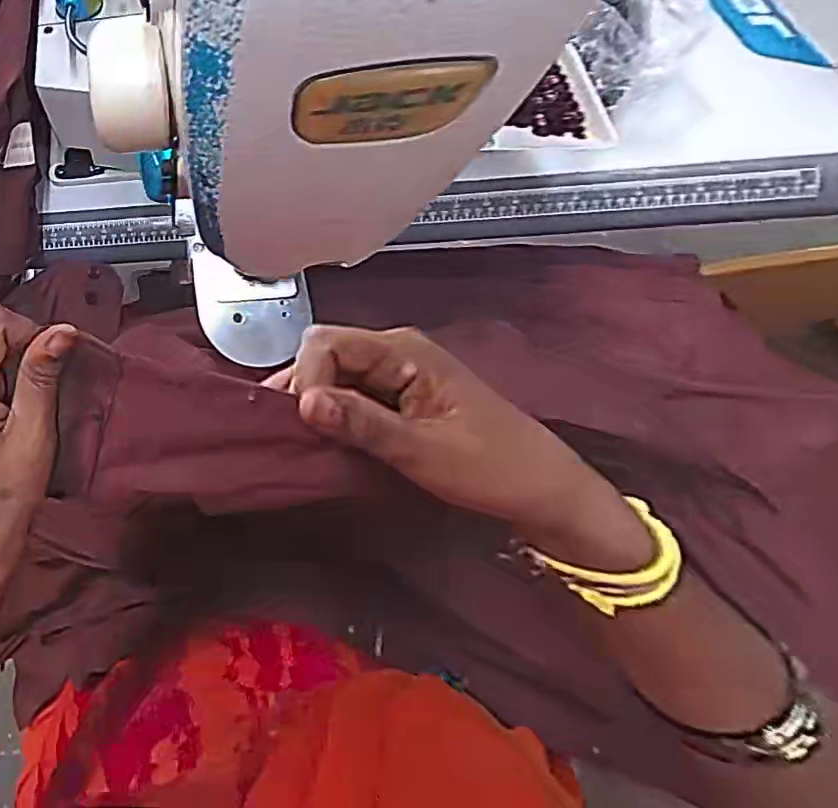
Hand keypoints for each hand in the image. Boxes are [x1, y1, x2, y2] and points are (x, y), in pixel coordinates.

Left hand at [0, 304, 77, 604]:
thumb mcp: (32, 432)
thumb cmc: (4, 499)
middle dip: (26, 351)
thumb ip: (42, 374)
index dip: (31, 333)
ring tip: (30, 409)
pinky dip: (9, 382)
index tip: (51, 365)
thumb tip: (61, 330)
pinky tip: (18, 414)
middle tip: (43, 393)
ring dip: (19, 369)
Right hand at [265, 325, 646, 564]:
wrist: (548, 494)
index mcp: (404, 351)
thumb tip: (305, 404)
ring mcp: (393, 373)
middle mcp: (394, 352)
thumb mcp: (424, 451)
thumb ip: (362, 424)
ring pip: (330, 375)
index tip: (303, 420)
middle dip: (301, 388)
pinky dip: (328, 414)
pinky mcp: (393, 396)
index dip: (306, 376)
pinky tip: (318, 438)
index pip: (326, 343)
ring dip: (312, 403)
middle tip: (289, 432)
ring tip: (297, 437)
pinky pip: (346, 394)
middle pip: (323, 354)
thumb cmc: (495, 470)